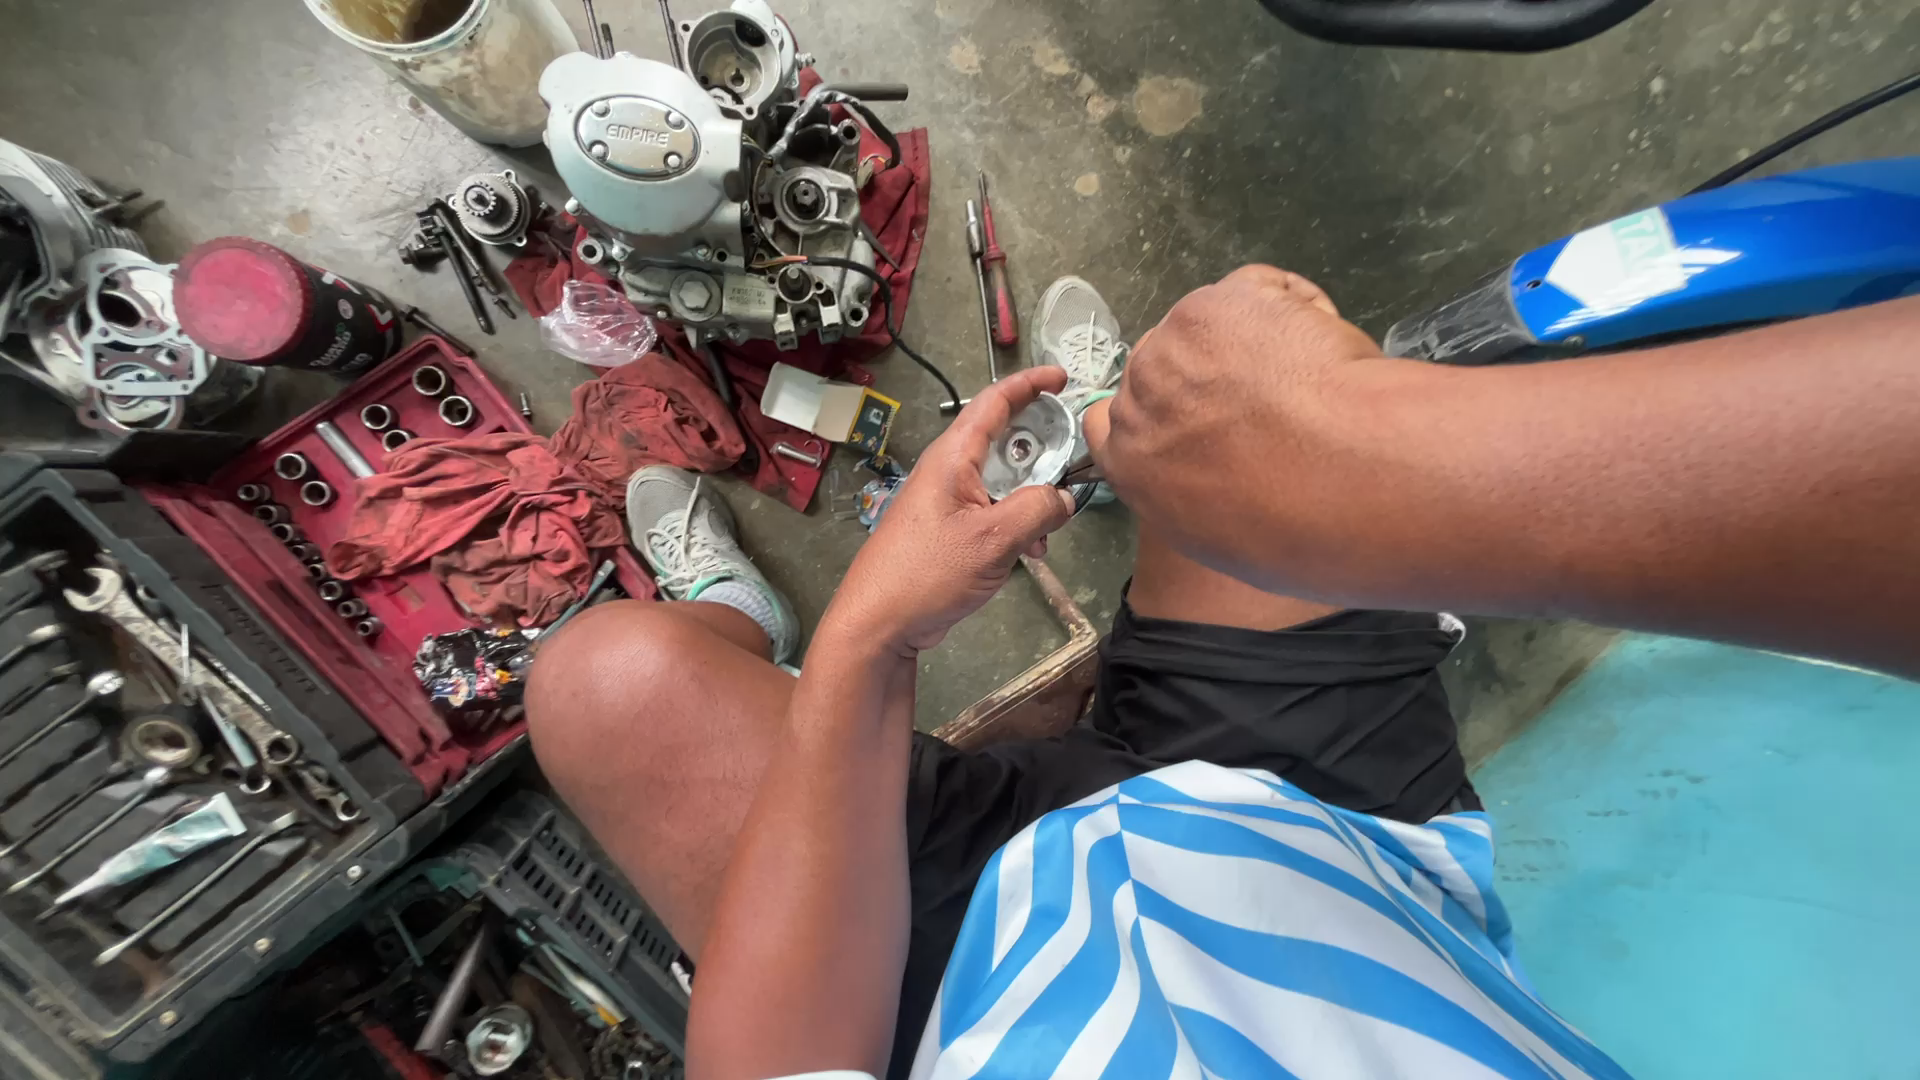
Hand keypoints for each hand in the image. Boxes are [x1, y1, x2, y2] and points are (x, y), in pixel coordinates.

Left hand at [823, 368, 1077, 655]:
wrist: (880, 622)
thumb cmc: (930, 571)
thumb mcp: (994, 539)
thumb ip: (1037, 510)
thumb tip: (1064, 498)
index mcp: (954, 457)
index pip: (994, 402)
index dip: (1029, 384)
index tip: (1062, 378)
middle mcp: (950, 471)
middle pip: (1004, 443)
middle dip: (1040, 452)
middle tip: (1070, 463)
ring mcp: (948, 503)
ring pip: (1003, 484)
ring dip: (1032, 500)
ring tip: (1048, 531)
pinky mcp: (950, 532)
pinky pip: (993, 515)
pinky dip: (1017, 526)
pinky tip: (1029, 554)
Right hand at [1091, 265, 1418, 587]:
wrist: (1337, 478)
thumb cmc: (1284, 531)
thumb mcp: (1212, 538)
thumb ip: (1182, 493)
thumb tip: (1206, 475)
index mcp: (1126, 459)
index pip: (1107, 421)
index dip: (1153, 413)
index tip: (1194, 419)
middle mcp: (1135, 397)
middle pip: (1157, 368)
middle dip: (1199, 376)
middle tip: (1262, 398)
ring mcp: (1170, 344)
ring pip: (1201, 328)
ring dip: (1241, 339)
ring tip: (1299, 374)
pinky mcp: (1216, 303)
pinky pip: (1253, 291)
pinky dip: (1287, 307)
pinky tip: (1318, 342)